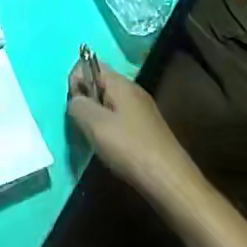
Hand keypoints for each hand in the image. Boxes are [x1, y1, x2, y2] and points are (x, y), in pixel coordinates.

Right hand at [68, 55, 199, 194]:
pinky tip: (113, 151)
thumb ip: (78, 105)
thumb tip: (76, 100)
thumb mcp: (95, 124)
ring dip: (97, 119)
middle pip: (100, 85)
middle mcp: (133, 91)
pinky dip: (111, 132)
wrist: (170, 181)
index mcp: (121, 83)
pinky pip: (120, 121)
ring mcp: (142, 111)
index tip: (76, 107)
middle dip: (86, 102)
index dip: (76, 81)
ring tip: (97, 141)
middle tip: (85, 126)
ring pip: (109, 105)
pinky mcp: (147, 130)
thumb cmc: (130, 147)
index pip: (90, 65)